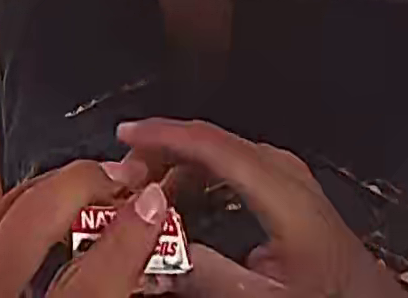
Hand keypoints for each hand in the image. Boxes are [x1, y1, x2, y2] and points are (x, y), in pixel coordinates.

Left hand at [0, 158, 171, 297]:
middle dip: (85, 182)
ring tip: (88, 185)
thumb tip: (131, 275)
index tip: (153, 205)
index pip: (87, 283)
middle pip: (37, 215)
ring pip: (8, 202)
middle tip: (122, 178)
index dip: (128, 237)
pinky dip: (14, 212)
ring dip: (54, 188)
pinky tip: (37, 214)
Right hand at [117, 119, 407, 297]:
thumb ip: (210, 274)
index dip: (163, 134)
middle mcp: (280, 167)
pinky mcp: (283, 183)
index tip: (124, 135)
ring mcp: (283, 171)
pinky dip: (196, 170)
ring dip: (177, 159)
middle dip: (161, 146)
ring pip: (216, 147)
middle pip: (209, 139)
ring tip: (143, 183)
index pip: (210, 144)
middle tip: (124, 168)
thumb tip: (154, 250)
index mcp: (280, 189)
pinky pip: (229, 162)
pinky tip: (178, 193)